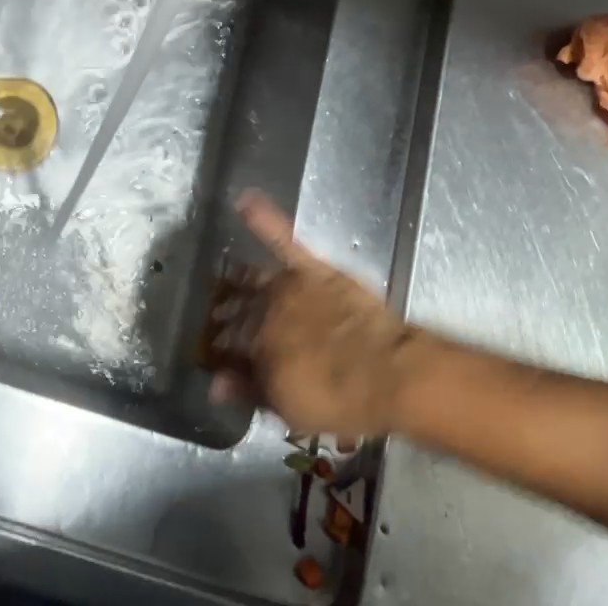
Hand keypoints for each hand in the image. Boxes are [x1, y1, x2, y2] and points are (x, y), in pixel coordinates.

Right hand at [210, 191, 413, 438]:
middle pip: (239, 310)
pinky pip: (284, 238)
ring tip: (226, 281)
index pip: (229, 343)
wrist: (393, 375)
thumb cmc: (342, 399)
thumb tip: (214, 384)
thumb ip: (249, 390)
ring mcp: (290, 286)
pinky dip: (265, 218)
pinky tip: (246, 200)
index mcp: (257, 346)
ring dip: (237, 280)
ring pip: (254, 279)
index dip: (222, 349)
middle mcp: (266, 311)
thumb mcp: (291, 407)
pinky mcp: (314, 269)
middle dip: (226, 316)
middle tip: (220, 323)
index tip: (217, 354)